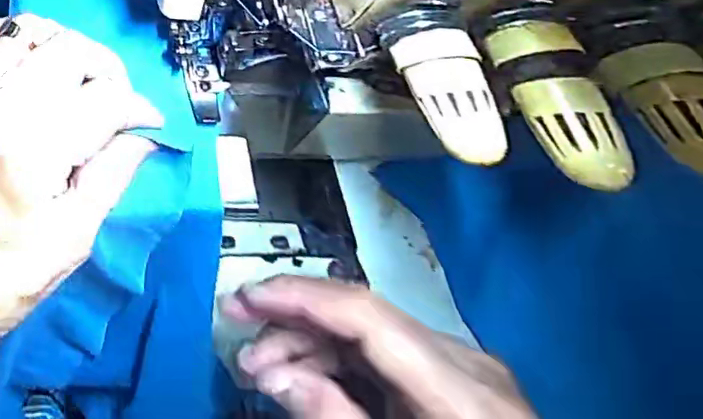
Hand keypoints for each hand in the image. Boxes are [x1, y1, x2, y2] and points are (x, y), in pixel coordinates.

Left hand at [0, 14, 163, 369]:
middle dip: (107, 68)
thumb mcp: (70, 239)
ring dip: (66, 45)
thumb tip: (142, 135)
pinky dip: (15, 35)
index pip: (103, 97)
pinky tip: (34, 56)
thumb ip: (111, 175)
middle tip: (118, 101)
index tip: (148, 123)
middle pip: (69, 49)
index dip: (137, 108)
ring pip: (28, 32)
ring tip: (82, 77)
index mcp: (31, 148)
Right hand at [223, 276, 537, 418]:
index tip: (243, 298)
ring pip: (365, 332)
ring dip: (308, 344)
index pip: (365, 313)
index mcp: (462, 389)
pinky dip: (339, 361)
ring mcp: (465, 369)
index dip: (297, 296)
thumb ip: (336, 418)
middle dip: (290, 322)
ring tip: (261, 369)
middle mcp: (465, 362)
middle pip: (358, 316)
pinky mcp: (458, 382)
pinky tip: (304, 375)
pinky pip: (384, 356)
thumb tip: (273, 373)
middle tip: (236, 336)